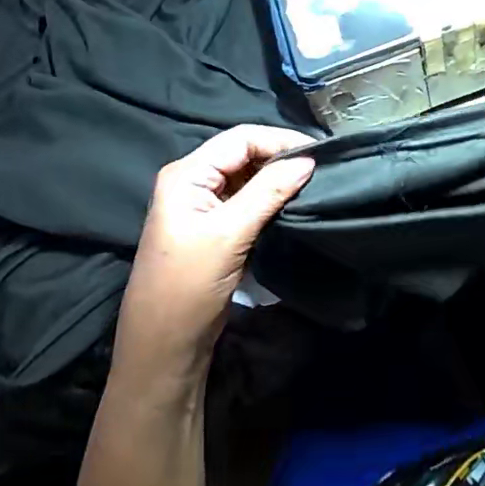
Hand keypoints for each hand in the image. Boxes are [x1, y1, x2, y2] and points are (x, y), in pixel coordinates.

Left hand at [118, 125, 316, 371]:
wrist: (164, 346)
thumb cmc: (188, 286)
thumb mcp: (230, 235)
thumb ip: (268, 192)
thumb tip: (308, 160)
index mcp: (186, 174)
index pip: (240, 139)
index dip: (279, 141)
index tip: (318, 153)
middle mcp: (191, 181)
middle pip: (243, 153)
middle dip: (280, 156)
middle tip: (320, 168)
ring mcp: (201, 204)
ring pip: (246, 175)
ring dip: (276, 177)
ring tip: (312, 182)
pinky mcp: (212, 225)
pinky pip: (245, 198)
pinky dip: (268, 196)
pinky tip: (291, 201)